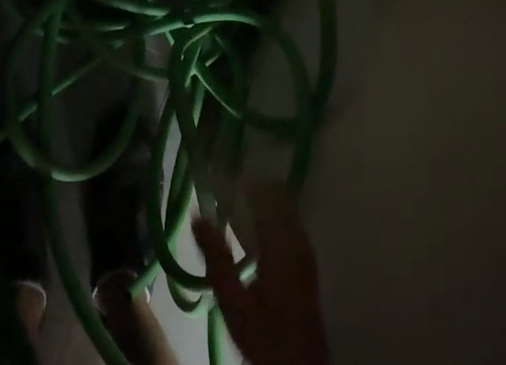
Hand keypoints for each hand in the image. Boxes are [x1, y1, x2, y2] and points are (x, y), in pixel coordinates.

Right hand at [192, 182, 330, 364]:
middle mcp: (299, 241)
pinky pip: (290, 221)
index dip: (245, 179)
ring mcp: (306, 250)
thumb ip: (217, 259)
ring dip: (263, 197)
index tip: (221, 169)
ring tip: (235, 194)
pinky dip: (272, 211)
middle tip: (224, 179)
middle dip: (253, 184)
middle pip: (279, 197)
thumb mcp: (234, 304)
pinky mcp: (307, 260)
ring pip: (286, 208)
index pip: (266, 196)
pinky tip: (254, 220)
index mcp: (282, 247)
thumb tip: (198, 216)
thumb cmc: (265, 337)